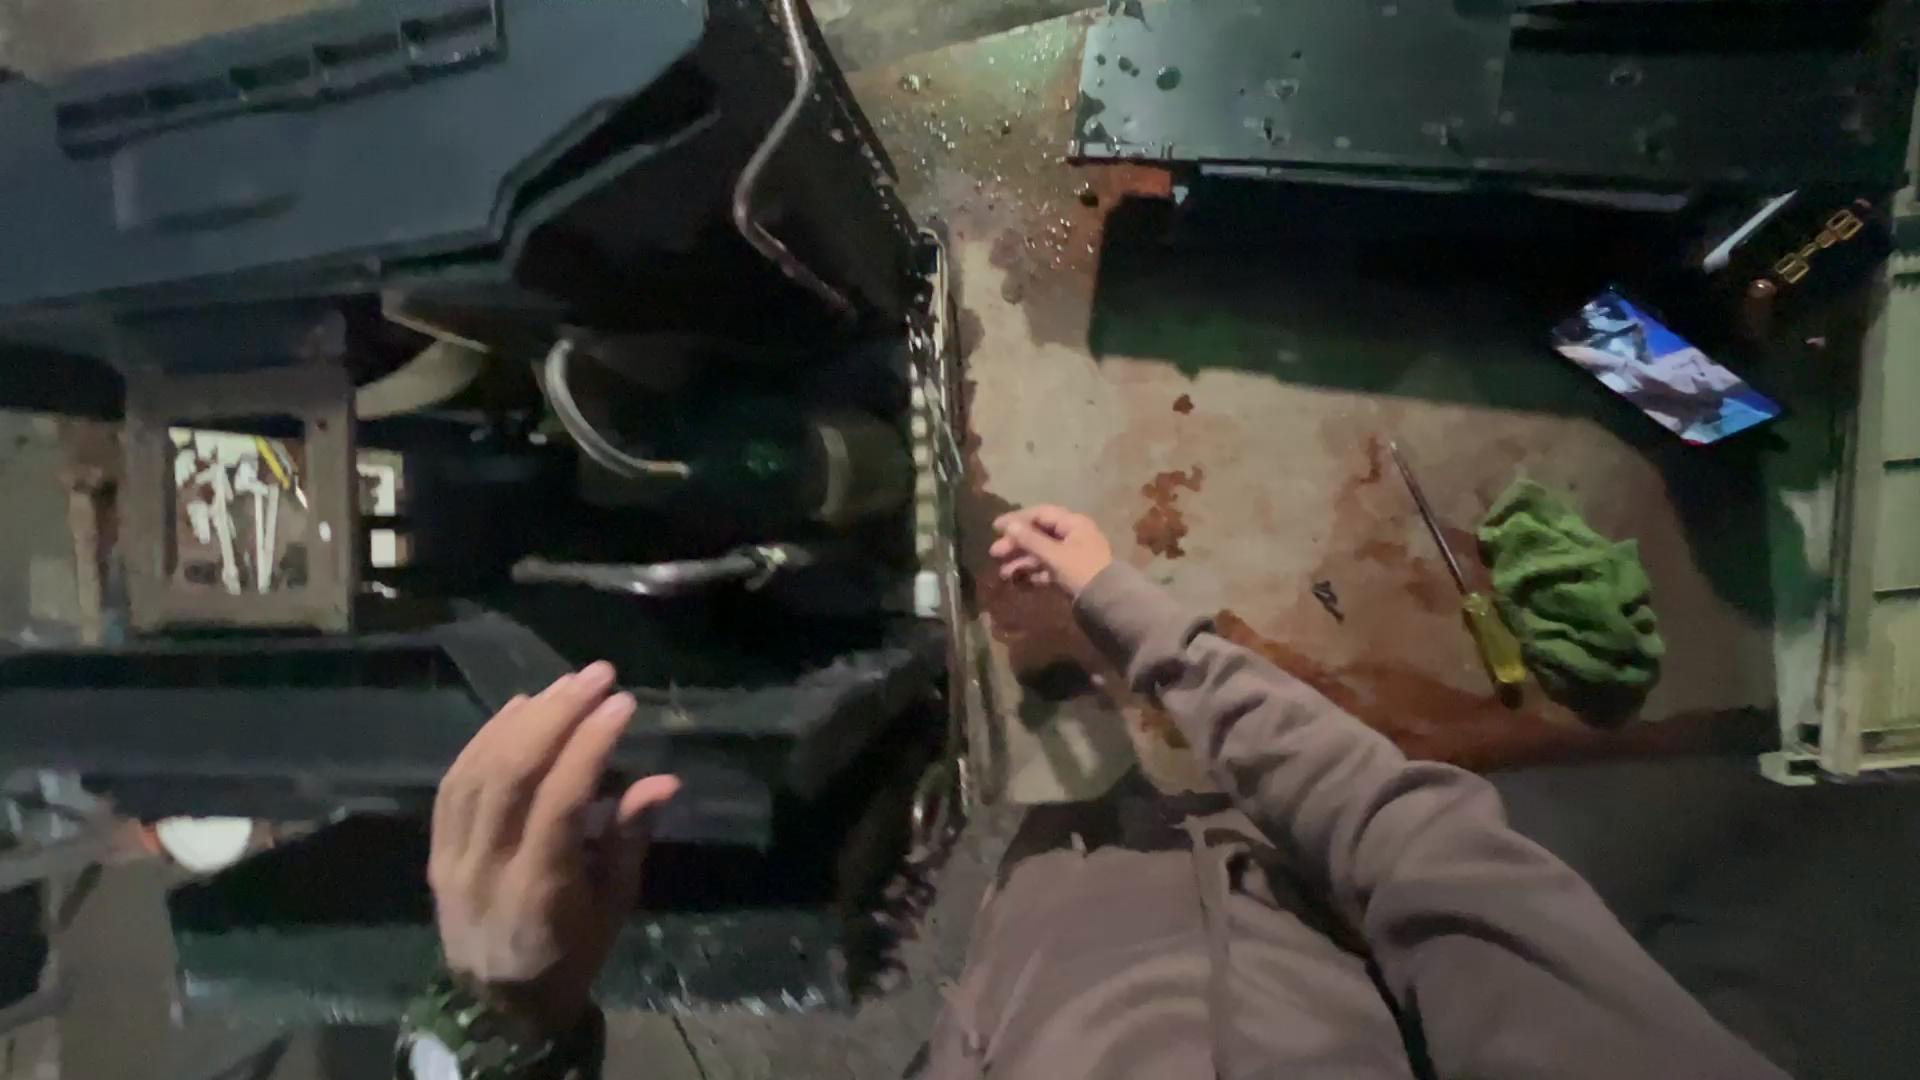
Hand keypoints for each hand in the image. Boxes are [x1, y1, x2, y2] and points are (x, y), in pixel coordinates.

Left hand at [428, 661, 678, 1033]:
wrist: (497, 1001)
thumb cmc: (574, 949)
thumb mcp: (617, 902)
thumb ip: (632, 836)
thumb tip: (666, 779)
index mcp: (536, 891)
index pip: (559, 802)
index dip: (590, 745)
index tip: (624, 702)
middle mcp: (483, 868)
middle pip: (510, 776)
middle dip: (556, 715)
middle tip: (598, 675)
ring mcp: (450, 856)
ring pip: (478, 770)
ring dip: (525, 717)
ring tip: (567, 682)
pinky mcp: (435, 847)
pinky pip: (455, 781)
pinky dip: (488, 735)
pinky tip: (521, 705)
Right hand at [989, 504, 1113, 597]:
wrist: (1106, 602)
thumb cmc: (1080, 571)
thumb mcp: (1053, 554)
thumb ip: (1030, 539)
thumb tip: (1009, 525)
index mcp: (1073, 523)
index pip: (1040, 514)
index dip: (1017, 519)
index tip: (995, 528)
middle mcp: (1073, 535)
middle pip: (1039, 534)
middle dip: (1016, 544)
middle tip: (995, 554)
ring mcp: (1072, 555)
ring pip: (1042, 552)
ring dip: (1022, 561)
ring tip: (1004, 574)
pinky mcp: (1071, 574)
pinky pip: (1048, 568)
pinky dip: (1034, 572)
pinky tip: (1021, 582)